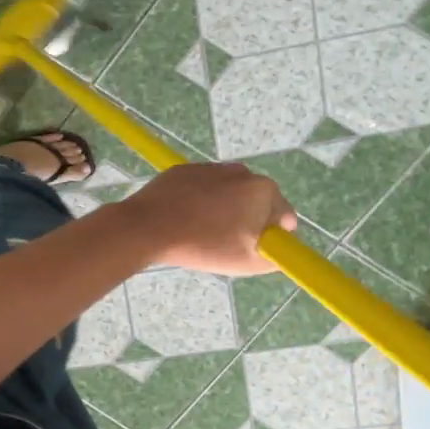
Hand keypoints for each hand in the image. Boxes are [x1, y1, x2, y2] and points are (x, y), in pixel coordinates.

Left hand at [123, 162, 295, 276]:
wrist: (146, 227)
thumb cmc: (203, 245)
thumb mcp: (249, 262)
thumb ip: (277, 256)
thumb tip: (279, 248)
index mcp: (263, 190)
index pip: (283, 216)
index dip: (271, 236)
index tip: (251, 247)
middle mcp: (240, 171)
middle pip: (255, 201)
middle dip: (247, 219)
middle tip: (224, 240)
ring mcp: (208, 166)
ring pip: (227, 193)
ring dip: (222, 208)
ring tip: (200, 229)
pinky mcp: (182, 169)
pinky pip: (200, 187)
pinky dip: (197, 199)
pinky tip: (182, 216)